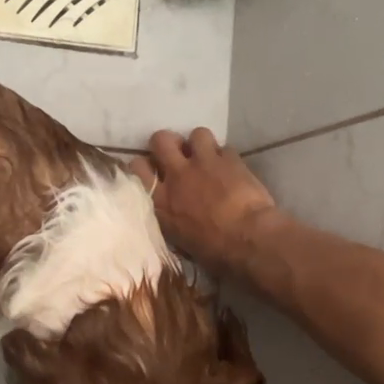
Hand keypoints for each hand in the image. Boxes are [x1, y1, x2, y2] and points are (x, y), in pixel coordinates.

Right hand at [132, 128, 280, 269]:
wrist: (246, 238)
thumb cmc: (212, 250)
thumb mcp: (178, 238)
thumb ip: (170, 216)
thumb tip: (171, 211)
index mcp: (161, 201)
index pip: (137, 167)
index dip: (143, 164)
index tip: (151, 170)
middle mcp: (178, 175)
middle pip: (161, 139)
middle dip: (167, 143)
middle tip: (177, 154)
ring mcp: (205, 163)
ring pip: (196, 133)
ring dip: (200, 144)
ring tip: (207, 158)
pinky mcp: (230, 159)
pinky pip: (224, 147)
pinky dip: (226, 157)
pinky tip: (231, 169)